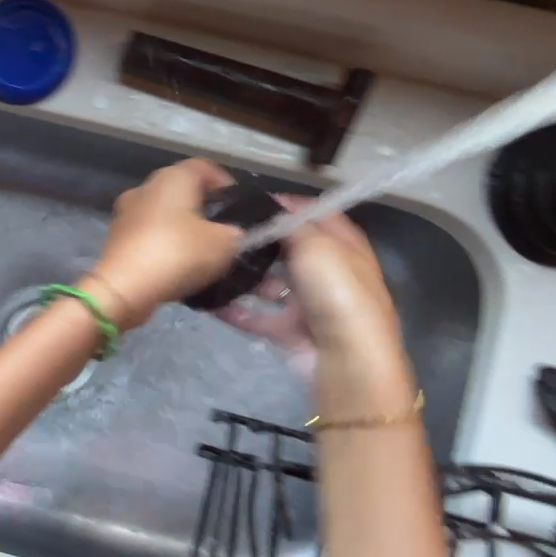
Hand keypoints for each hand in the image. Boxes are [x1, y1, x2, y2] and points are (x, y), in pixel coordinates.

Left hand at [84, 160, 241, 330]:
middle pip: (180, 191)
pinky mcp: (115, 240)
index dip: (224, 183)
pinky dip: (163, 246)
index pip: (204, 168)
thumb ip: (234, 233)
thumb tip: (230, 233)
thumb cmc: (177, 254)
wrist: (122, 289)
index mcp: (172, 178)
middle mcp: (144, 189)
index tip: (239, 205)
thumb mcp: (224, 243)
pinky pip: (148, 237)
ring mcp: (124, 214)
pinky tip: (177, 265)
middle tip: (223, 229)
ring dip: (181, 229)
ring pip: (162, 215)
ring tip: (202, 250)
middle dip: (202, 208)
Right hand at [215, 195, 414, 417]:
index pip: (318, 216)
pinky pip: (256, 316)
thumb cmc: (336, 292)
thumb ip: (291, 226)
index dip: (289, 205)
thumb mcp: (316, 245)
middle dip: (261, 242)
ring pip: (270, 284)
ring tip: (213, 265)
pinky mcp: (289, 330)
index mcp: (344, 247)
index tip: (252, 200)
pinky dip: (235, 310)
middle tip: (224, 233)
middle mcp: (328, 272)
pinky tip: (210, 301)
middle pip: (291, 250)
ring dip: (245, 277)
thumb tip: (271, 208)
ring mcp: (308, 303)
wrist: (345, 356)